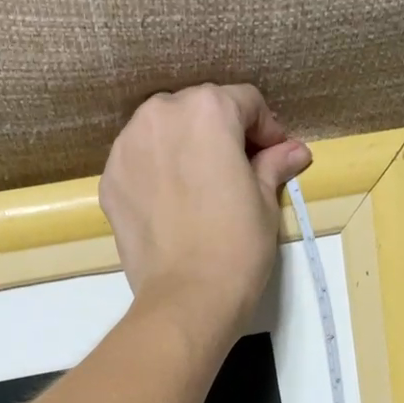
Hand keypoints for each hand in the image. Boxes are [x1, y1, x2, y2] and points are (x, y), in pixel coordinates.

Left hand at [98, 83, 311, 339]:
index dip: (266, 129)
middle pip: (199, 110)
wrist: (187, 300)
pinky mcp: (110, 180)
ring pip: (164, 132)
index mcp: (207, 110)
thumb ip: (272, 166)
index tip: (277, 157)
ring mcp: (127, 146)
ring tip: (203, 187)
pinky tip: (175, 205)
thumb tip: (294, 151)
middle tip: (240, 172)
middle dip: (222, 135)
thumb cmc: (236, 248)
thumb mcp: (265, 204)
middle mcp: (161, 114)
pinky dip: (158, 173)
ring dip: (185, 149)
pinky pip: (140, 162)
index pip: (245, 102)